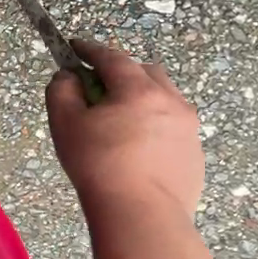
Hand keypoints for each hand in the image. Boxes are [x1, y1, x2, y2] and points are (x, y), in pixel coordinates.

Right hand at [47, 39, 203, 223]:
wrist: (142, 212)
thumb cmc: (97, 161)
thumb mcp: (63, 120)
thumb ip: (62, 88)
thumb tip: (70, 77)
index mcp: (140, 92)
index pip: (113, 58)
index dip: (90, 49)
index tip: (74, 46)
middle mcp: (173, 103)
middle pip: (147, 72)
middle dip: (121, 71)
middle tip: (96, 84)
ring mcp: (190, 129)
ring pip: (164, 97)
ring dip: (140, 94)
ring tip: (115, 114)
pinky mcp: (195, 152)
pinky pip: (172, 122)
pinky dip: (151, 118)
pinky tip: (132, 140)